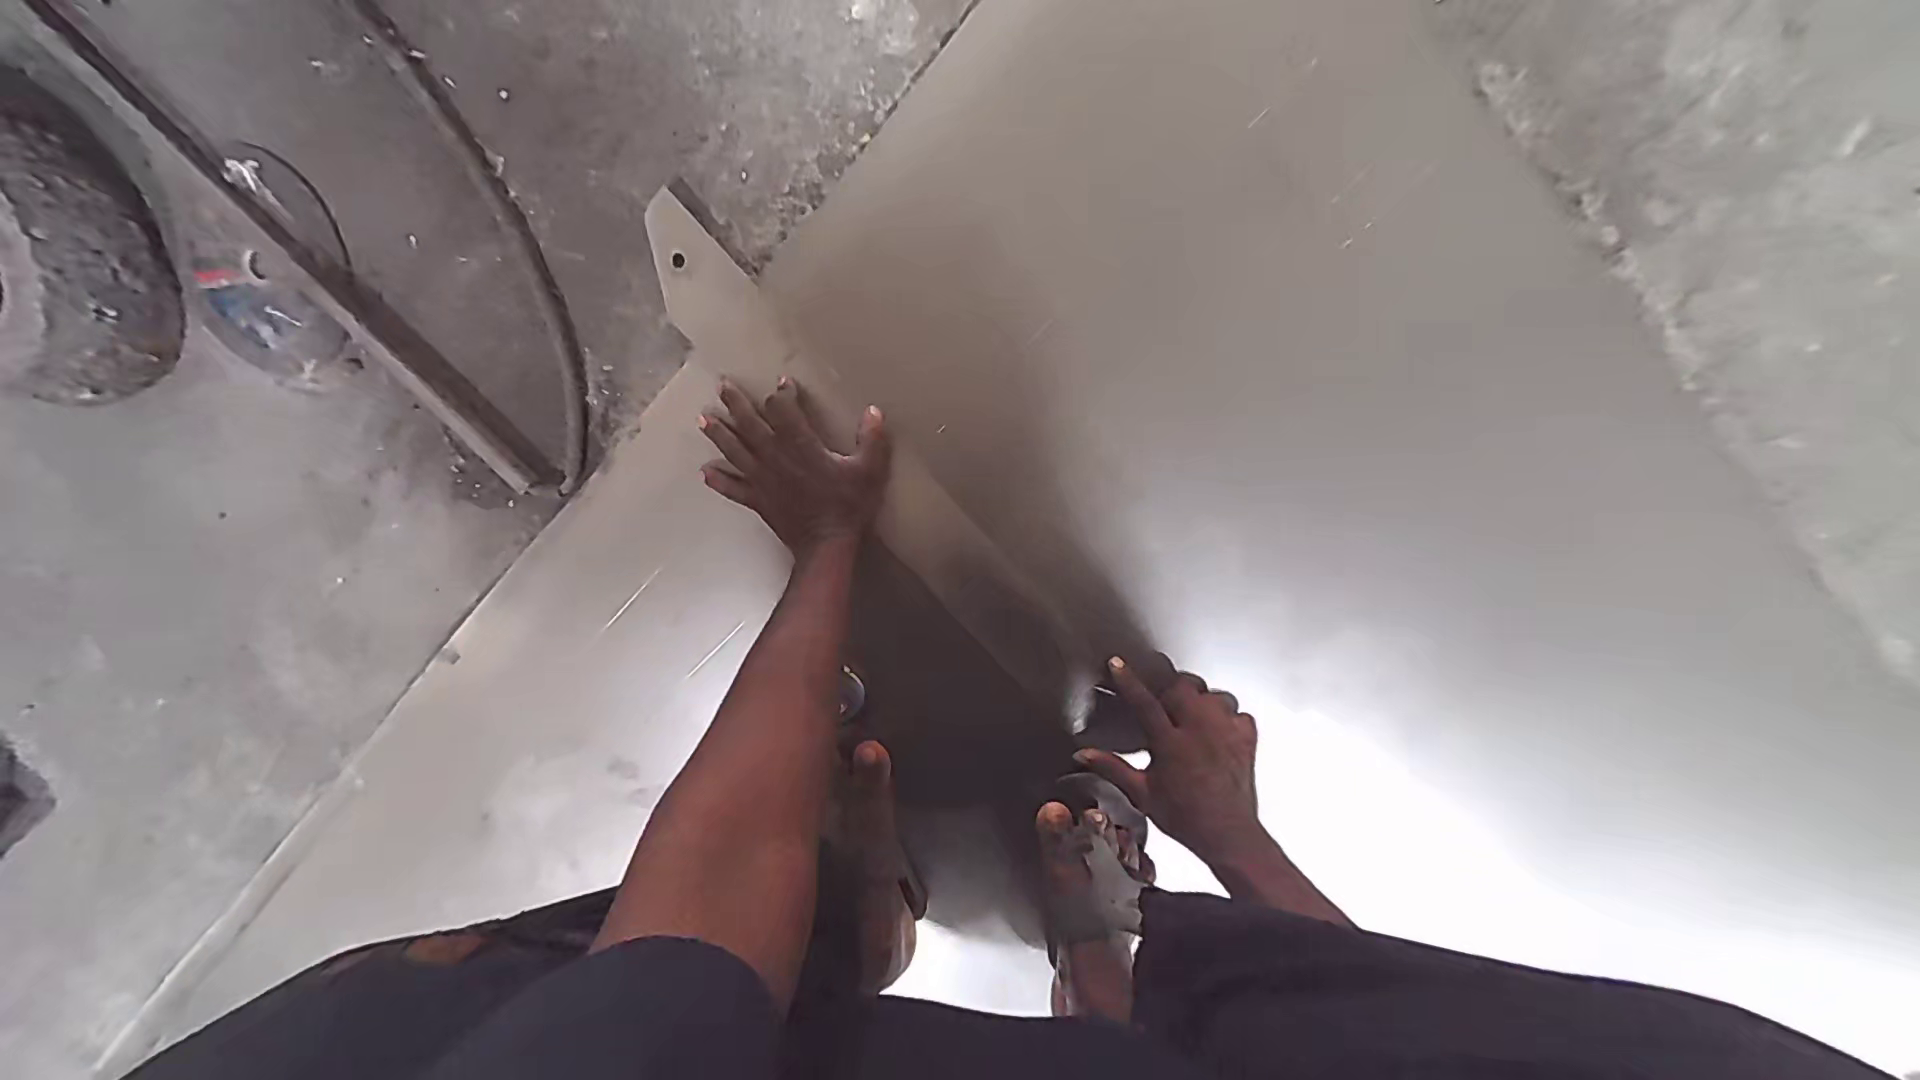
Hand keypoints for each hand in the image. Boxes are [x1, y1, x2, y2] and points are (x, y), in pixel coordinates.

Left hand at [699, 377, 891, 555]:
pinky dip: (719, 480)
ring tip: (704, 419)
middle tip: (723, 387)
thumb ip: (873, 439)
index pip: (783, 409)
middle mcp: (774, 457)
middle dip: (736, 403)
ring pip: (734, 450)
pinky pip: (733, 488)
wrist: (826, 544)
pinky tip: (706, 472)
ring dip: (719, 434)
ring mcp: (761, 479)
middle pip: (749, 423)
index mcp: (800, 445)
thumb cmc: (848, 506)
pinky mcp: (757, 500)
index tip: (783, 384)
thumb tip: (873, 412)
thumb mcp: (870, 470)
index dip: (782, 394)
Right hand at [1075, 655, 1266, 865]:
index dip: (1127, 680)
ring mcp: (1226, 734)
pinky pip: (1239, 712)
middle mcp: (1200, 733)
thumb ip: (1112, 768)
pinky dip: (1229, 716)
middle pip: (1184, 687)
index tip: (1117, 664)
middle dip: (1172, 688)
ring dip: (1202, 700)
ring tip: (1193, 714)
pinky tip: (1219, 728)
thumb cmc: (1186, 819)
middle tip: (1165, 700)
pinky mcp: (1247, 741)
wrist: (1229, 837)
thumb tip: (1085, 755)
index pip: (1145, 703)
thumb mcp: (1142, 793)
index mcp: (1171, 745)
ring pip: (1215, 695)